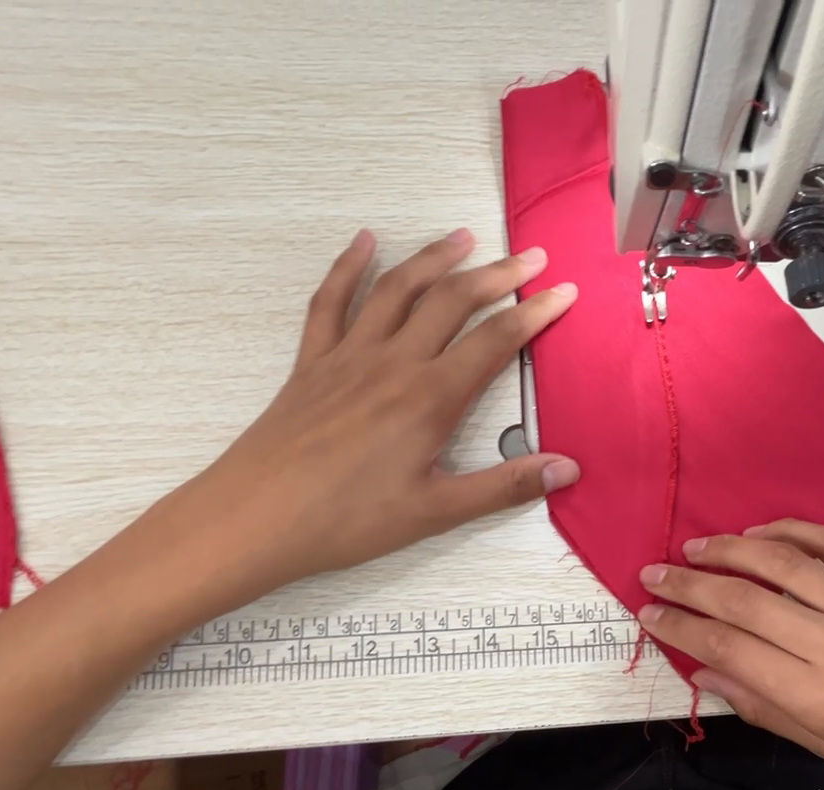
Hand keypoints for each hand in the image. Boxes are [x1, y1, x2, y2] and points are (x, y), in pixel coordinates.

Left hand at [163, 228, 579, 610]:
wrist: (256, 518)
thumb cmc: (348, 519)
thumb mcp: (437, 511)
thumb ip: (505, 487)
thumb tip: (567, 470)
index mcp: (430, 398)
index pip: (496, 340)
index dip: (536, 313)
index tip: (566, 292)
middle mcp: (393, 363)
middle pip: (452, 300)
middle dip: (497, 273)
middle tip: (531, 255)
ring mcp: (349, 356)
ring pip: (398, 289)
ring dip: (434, 258)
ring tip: (463, 236)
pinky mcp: (313, 362)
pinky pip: (331, 301)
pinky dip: (348, 266)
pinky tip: (363, 241)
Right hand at [635, 520, 823, 789]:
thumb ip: (763, 707)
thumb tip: (704, 674)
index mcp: (819, 698)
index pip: (729, 650)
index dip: (681, 628)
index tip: (649, 614)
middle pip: (745, 601)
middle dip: (688, 585)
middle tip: (652, 573)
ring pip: (783, 564)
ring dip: (729, 550)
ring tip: (693, 547)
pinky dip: (791, 531)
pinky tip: (759, 534)